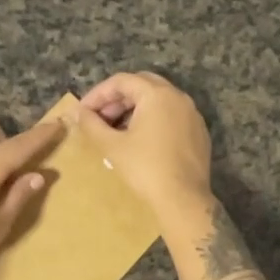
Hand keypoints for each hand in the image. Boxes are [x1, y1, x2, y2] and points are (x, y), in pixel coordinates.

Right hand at [76, 72, 211, 215]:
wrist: (183, 199)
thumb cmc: (145, 169)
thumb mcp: (112, 145)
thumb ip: (92, 124)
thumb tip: (80, 113)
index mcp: (158, 94)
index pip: (121, 81)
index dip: (98, 94)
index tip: (83, 111)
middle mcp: (179, 97)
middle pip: (142, 86)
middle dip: (117, 99)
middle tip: (100, 117)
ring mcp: (193, 115)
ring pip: (159, 101)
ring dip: (135, 110)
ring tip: (116, 130)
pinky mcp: (199, 133)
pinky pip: (172, 117)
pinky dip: (154, 121)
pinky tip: (141, 140)